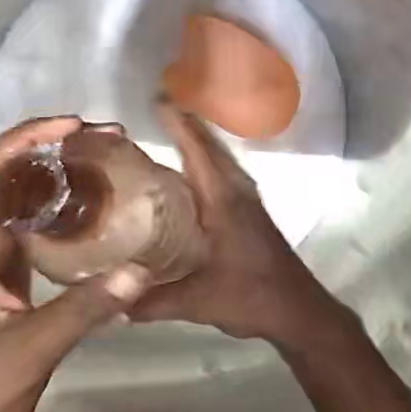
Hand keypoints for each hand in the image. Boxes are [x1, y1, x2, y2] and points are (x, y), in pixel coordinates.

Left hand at [0, 117, 149, 411]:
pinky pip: (27, 224)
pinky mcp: (1, 272)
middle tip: (102, 138)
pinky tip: (91, 205)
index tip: (72, 125)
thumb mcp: (33, 348)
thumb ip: (86, 308)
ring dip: (52, 175)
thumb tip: (140, 271)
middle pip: (1, 175)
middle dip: (46, 149)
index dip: (23, 140)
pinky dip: (56, 207)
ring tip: (102, 159)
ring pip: (16, 198)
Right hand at [132, 103, 357, 348]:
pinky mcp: (252, 213)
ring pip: (220, 159)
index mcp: (223, 201)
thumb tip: (110, 306)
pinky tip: (189, 174)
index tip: (157, 100)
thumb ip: (152, 302)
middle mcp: (237, 192)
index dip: (178, 124)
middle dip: (186, 124)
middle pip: (210, 147)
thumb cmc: (252, 297)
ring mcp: (248, 201)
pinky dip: (207, 161)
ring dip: (199, 141)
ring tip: (171, 131)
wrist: (300, 312)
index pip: (197, 151)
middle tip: (156, 109)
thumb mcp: (198, 301)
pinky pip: (225, 174)